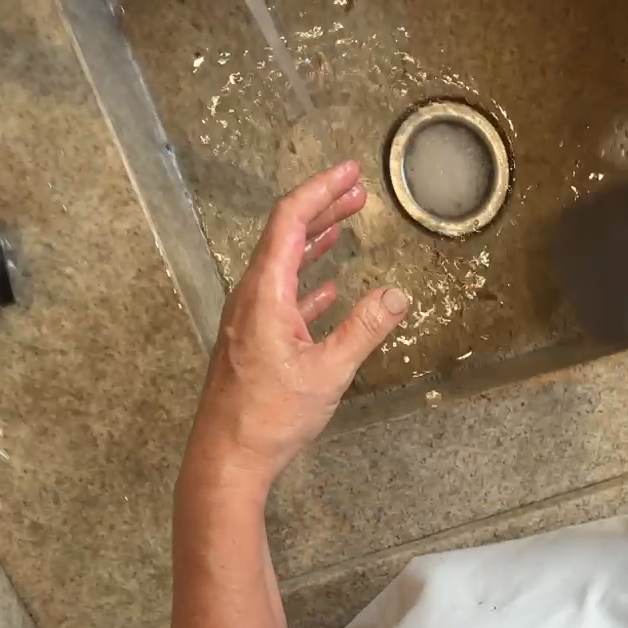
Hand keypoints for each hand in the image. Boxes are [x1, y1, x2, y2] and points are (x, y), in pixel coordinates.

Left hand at [185, 160, 409, 490]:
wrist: (229, 455)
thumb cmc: (271, 416)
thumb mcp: (328, 372)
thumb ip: (364, 329)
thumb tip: (398, 294)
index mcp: (265, 292)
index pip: (290, 221)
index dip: (321, 190)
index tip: (350, 172)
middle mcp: (252, 297)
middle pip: (286, 235)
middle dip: (322, 208)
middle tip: (356, 191)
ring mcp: (251, 319)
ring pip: (284, 265)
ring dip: (315, 243)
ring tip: (344, 226)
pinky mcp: (254, 341)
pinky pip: (282, 297)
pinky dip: (307, 283)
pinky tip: (325, 289)